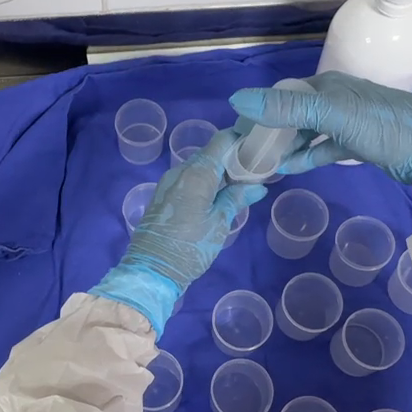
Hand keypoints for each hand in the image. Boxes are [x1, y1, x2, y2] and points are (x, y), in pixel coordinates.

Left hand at [89, 129, 266, 335]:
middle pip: (211, 153)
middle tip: (258, 169)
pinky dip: (207, 182)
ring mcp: (169, 183)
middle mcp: (179, 171)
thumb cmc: (189, 248)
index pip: (221, 141)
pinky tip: (221, 195)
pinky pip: (189, 179)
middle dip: (234, 158)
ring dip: (221, 172)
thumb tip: (258, 185)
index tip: (260, 147)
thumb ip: (237, 199)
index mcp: (195, 173)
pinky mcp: (164, 196)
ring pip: (200, 167)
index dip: (241, 140)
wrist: (151, 271)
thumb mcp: (219, 224)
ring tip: (244, 183)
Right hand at [228, 70, 411, 214]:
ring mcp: (349, 121)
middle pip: (293, 112)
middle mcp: (336, 98)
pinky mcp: (360, 143)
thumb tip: (237, 99)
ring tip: (263, 163)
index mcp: (328, 85)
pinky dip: (307, 156)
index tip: (235, 132)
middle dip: (269, 130)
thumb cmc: (386, 128)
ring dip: (286, 145)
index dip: (258, 111)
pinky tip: (290, 168)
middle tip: (246, 152)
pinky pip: (324, 147)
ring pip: (307, 131)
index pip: (282, 94)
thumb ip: (287, 109)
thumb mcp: (334, 116)